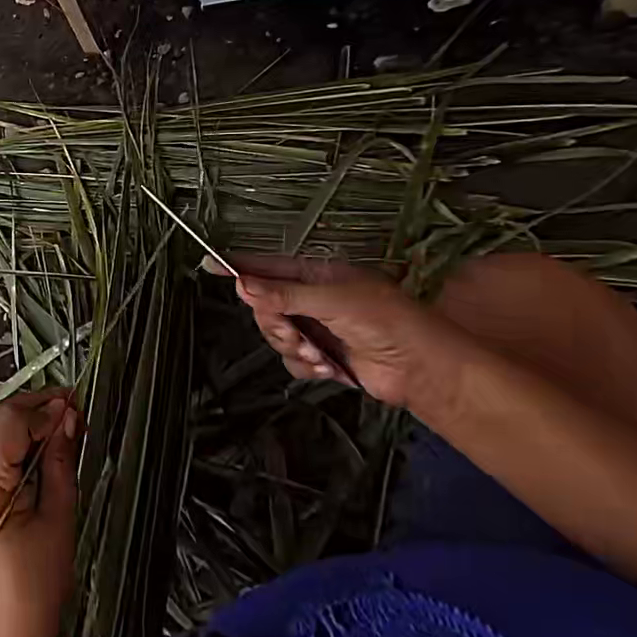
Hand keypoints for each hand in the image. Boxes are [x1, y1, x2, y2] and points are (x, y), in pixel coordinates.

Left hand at [0, 390, 79, 636]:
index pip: (12, 419)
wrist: (0, 628)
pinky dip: (16, 435)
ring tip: (64, 425)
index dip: (46, 407)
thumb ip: (60, 461)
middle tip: (76, 410)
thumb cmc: (31, 586)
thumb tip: (68, 418)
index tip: (78, 405)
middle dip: (37, 406)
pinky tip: (42, 442)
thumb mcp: (58, 519)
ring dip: (27, 418)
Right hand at [210, 255, 466, 410]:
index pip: (268, 267)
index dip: (239, 267)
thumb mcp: (334, 301)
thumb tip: (242, 285)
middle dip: (276, 325)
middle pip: (264, 307)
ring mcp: (316, 328)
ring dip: (293, 348)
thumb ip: (284, 295)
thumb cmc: (390, 323)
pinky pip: (290, 360)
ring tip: (319, 356)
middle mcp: (312, 300)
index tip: (210, 264)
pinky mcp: (321, 356)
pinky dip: (305, 366)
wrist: (427, 372)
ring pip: (275, 335)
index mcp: (316, 276)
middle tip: (295, 334)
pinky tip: (328, 368)